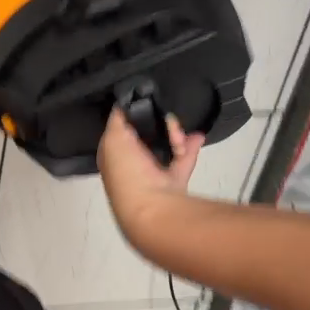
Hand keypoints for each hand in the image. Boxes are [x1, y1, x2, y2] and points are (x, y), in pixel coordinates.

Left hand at [97, 108, 203, 239]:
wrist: (151, 207)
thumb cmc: (125, 171)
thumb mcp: (112, 137)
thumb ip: (118, 118)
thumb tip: (123, 104)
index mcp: (114, 154)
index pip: (121, 129)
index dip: (133, 116)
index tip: (145, 102)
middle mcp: (133, 162)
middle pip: (147, 134)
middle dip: (158, 124)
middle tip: (167, 120)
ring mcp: (154, 172)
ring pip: (166, 143)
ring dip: (175, 135)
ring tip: (178, 136)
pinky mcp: (174, 179)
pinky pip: (184, 156)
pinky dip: (190, 145)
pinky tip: (196, 135)